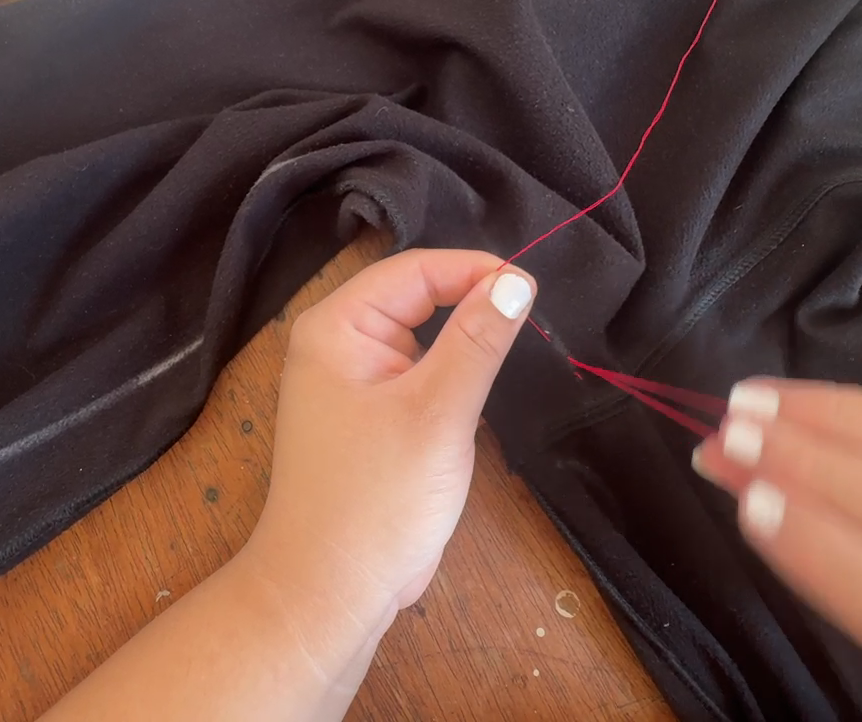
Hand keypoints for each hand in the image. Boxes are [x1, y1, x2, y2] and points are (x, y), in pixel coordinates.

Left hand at [244, 249, 535, 616]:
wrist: (330, 591)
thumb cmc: (378, 498)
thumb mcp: (438, 412)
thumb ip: (478, 340)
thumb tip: (516, 279)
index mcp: (336, 325)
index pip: (412, 270)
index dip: (473, 270)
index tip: (531, 286)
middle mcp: (335, 340)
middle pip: (412, 296)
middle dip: (467, 299)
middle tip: (529, 313)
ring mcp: (347, 376)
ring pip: (416, 333)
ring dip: (460, 335)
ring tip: (509, 339)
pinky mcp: (363, 409)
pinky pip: (412, 368)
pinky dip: (446, 368)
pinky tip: (474, 378)